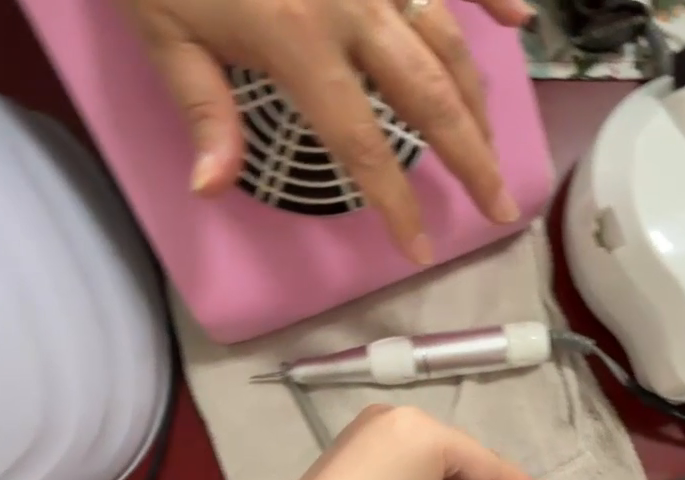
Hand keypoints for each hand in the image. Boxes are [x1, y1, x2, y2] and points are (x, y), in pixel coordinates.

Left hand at [120, 0, 530, 263]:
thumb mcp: (164, 30)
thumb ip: (203, 111)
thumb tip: (210, 190)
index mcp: (298, 41)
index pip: (362, 145)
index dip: (396, 204)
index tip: (420, 250)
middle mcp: (352, 7)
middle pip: (430, 99)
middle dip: (472, 161)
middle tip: (501, 209)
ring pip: (447, 43)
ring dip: (478, 103)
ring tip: (493, 152)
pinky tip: (520, 19)